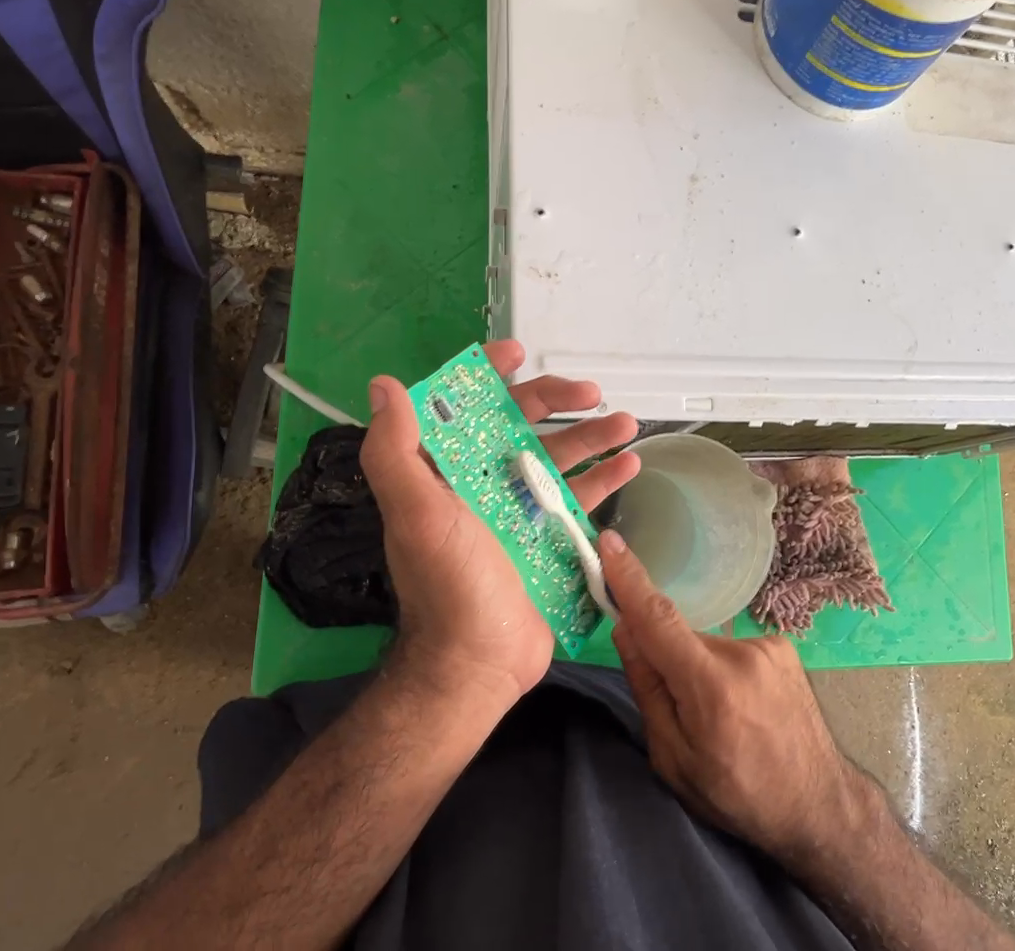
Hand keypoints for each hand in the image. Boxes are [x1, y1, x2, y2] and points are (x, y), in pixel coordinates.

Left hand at [362, 340, 640, 707]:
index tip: (519, 354)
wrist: (479, 661)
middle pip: (522, 426)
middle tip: (593, 393)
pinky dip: (604, 479)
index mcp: (446, 473)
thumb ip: (395, 450)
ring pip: (558, 459)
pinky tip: (629, 465)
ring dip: (593, 437)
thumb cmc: (448, 582)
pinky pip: (579, 499)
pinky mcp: (548, 540)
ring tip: (627, 425)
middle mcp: (480, 485)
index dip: (487, 374)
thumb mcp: (416, 512)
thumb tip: (385, 385)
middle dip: (557, 401)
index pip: (464, 407)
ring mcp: (518, 513)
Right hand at [601, 530, 878, 862]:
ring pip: (706, 644)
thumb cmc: (737, 795)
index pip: (658, 619)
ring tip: (723, 718)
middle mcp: (743, 653)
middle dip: (668, 663)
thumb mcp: (673, 759)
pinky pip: (732, 649)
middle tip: (682, 713)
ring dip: (699, 669)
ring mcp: (769, 646)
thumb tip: (626, 629)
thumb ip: (648, 688)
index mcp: (711, 687)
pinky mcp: (783, 647)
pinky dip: (724, 670)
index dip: (629, 578)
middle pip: (679, 638)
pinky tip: (745, 708)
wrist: (818, 804)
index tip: (608, 541)